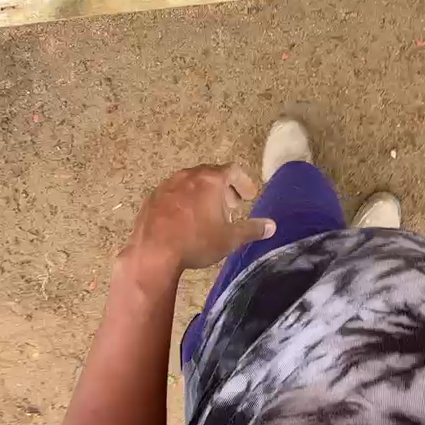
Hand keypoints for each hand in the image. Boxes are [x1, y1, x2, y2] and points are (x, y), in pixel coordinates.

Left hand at [123, 164, 275, 272]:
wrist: (153, 253)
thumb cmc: (196, 242)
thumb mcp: (230, 238)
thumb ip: (252, 229)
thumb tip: (272, 226)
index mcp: (210, 180)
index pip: (233, 171)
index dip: (244, 182)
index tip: (249, 196)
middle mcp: (188, 176)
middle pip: (211, 174)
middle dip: (224, 189)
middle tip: (232, 205)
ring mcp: (167, 185)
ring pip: (191, 183)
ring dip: (203, 194)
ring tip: (208, 214)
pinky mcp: (152, 198)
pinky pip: (174, 194)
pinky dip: (184, 201)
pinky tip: (185, 220)